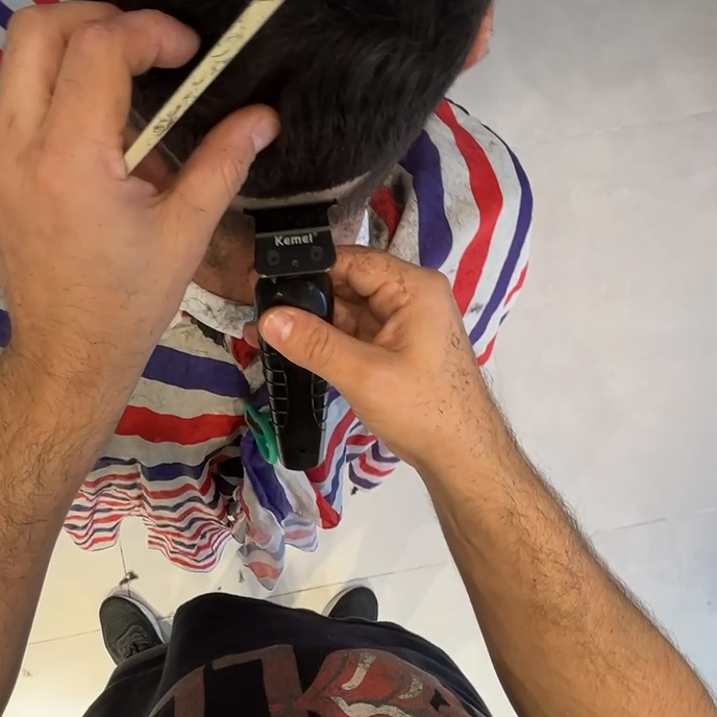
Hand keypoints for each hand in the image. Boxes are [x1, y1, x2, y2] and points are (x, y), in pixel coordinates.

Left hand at [0, 3, 278, 401]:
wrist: (67, 357)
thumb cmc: (128, 306)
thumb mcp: (184, 235)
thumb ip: (222, 163)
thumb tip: (263, 118)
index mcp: (70, 162)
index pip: (97, 49)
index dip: (147, 31)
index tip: (186, 52)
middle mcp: (17, 150)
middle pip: (36, 31)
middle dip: (95, 19)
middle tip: (143, 46)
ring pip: (18, 66)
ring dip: (72, 55)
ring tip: (124, 89)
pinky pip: (15, 109)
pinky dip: (56, 98)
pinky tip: (96, 140)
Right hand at [254, 248, 507, 473]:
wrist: (460, 455)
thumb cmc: (422, 409)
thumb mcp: (364, 374)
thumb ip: (314, 344)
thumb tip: (268, 318)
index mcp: (412, 288)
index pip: (352, 261)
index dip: (307, 267)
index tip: (261, 279)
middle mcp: (408, 297)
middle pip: (347, 284)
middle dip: (304, 298)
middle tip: (257, 309)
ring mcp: (401, 324)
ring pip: (346, 312)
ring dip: (311, 323)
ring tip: (263, 331)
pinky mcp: (393, 349)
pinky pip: (353, 335)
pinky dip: (325, 342)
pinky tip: (292, 349)